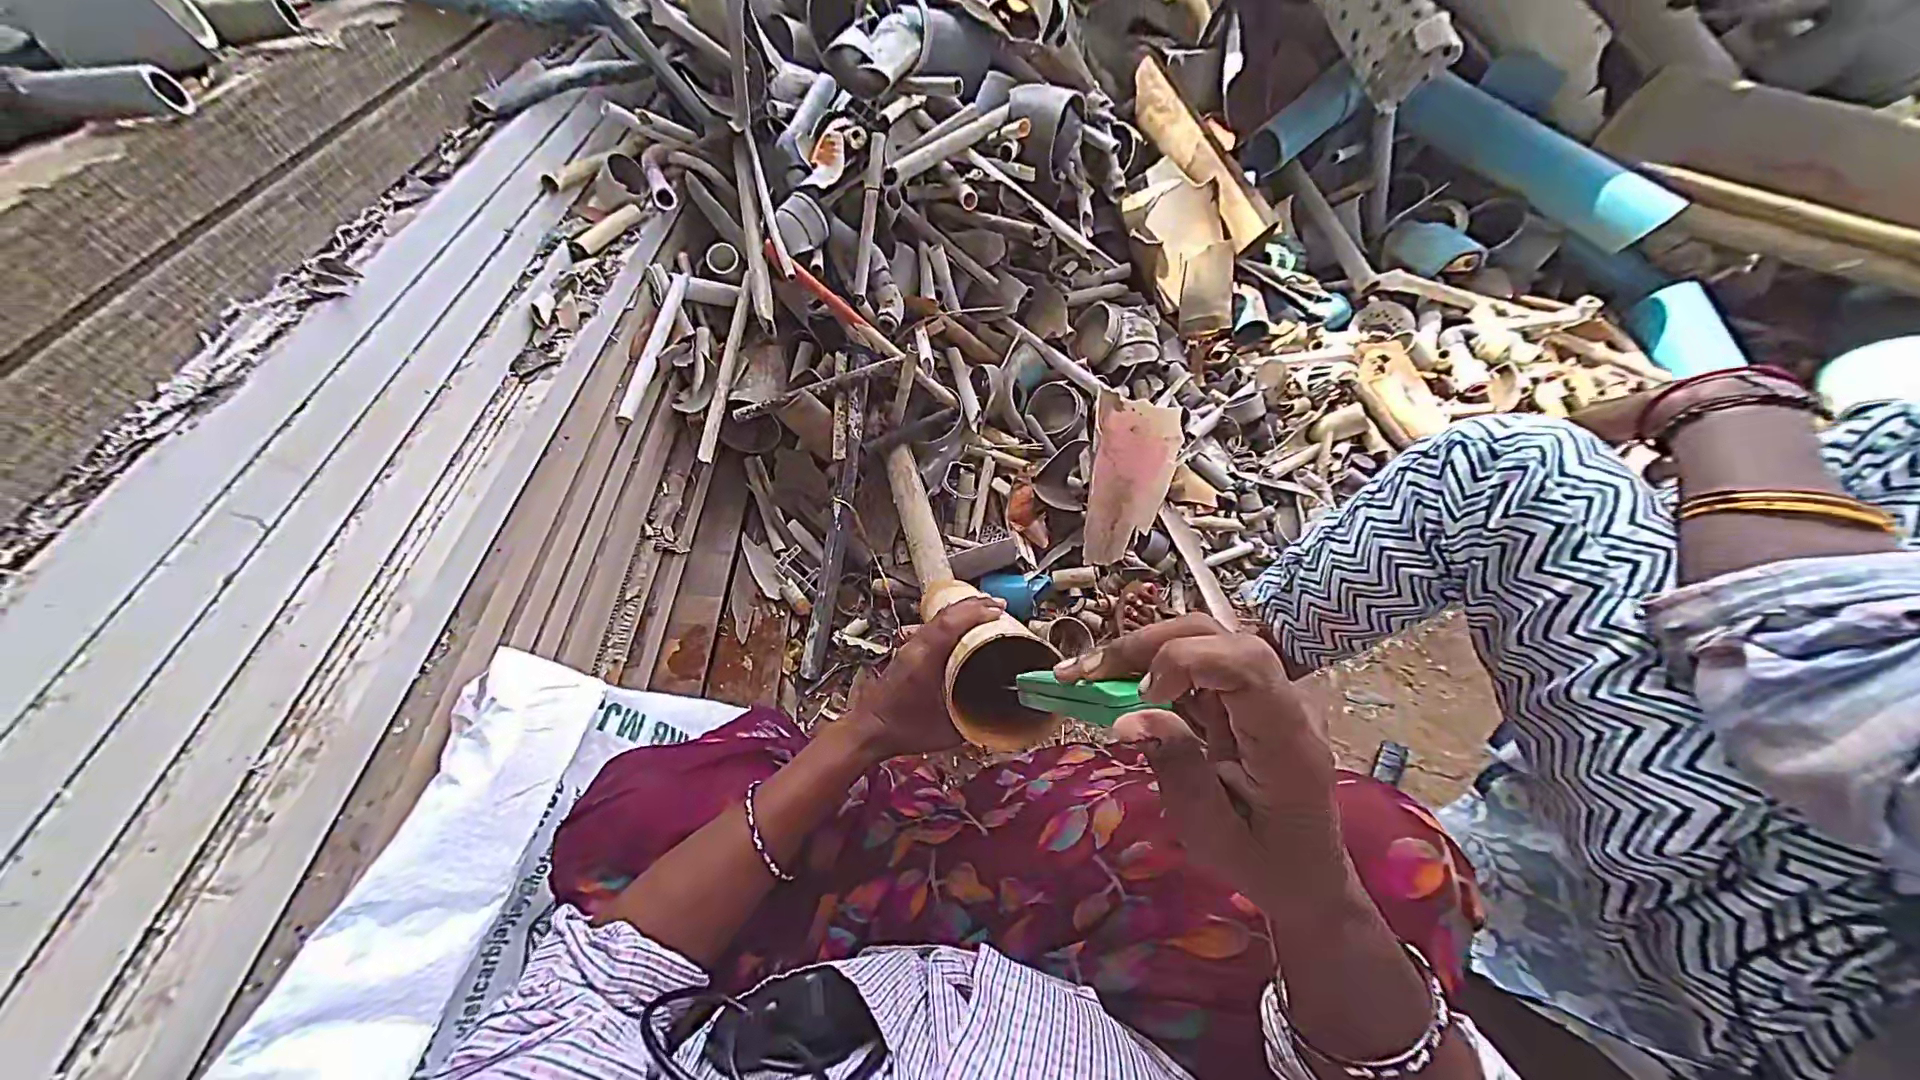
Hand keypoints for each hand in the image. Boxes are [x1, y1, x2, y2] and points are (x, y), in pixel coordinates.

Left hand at [844, 596, 1006, 759]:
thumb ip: (975, 718)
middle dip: (974, 605)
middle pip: (945, 614)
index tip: (1000, 611)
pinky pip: (933, 626)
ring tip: (986, 611)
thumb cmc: (905, 730)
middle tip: (1000, 606)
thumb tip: (1001, 712)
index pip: (950, 624)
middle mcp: (916, 647)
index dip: (976, 612)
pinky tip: (963, 628)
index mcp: (925, 659)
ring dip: (963, 611)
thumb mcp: (947, 730)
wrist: (868, 731)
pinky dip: (953, 621)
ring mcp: (910, 647)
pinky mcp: (908, 652)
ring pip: (938, 618)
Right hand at [1054, 614, 1346, 915]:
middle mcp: (1280, 698)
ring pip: (1194, 639)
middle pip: (1211, 634)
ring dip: (1134, 654)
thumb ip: (1179, 773)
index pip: (1244, 662)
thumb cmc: (1266, 862)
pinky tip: (1108, 685)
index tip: (1142, 697)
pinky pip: (1188, 663)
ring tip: (1082, 676)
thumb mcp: (1215, 835)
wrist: (1305, 870)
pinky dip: (1143, 670)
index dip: (1184, 661)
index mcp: (1287, 736)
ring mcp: (1259, 691)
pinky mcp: (1238, 694)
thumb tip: (1126, 721)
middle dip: (1142, 647)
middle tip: (1084, 675)